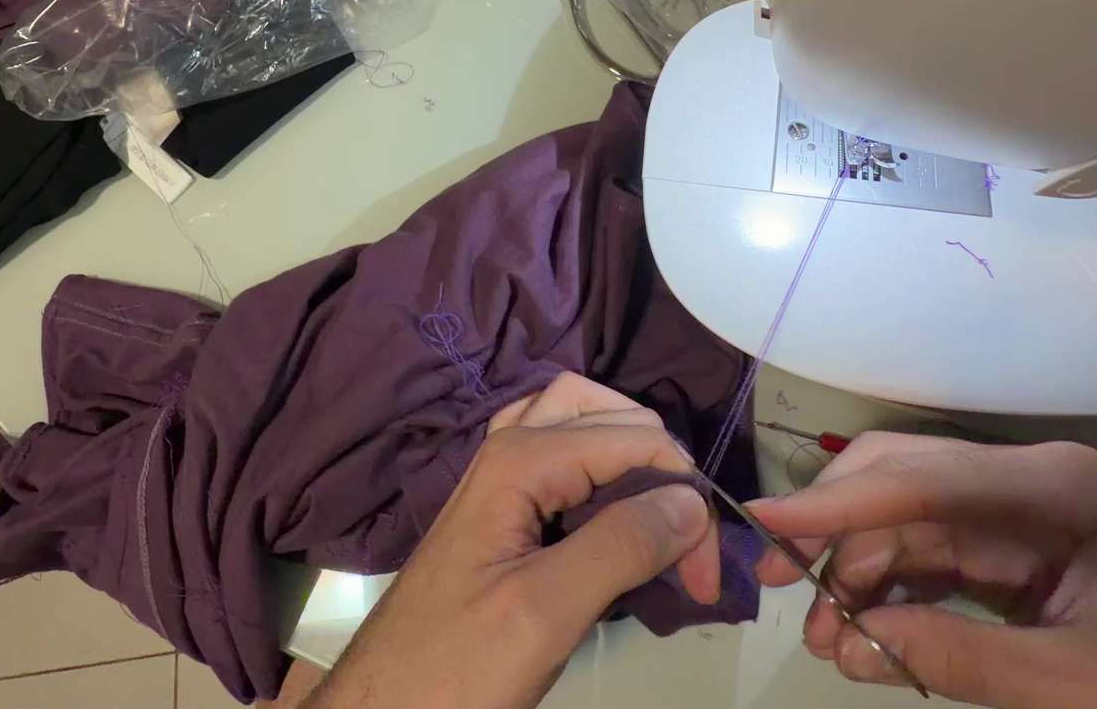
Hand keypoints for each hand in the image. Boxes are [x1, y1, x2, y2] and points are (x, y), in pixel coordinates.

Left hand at [307, 374, 718, 708]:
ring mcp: (501, 468)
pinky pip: (560, 448)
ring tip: (661, 513)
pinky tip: (615, 503)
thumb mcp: (543, 612)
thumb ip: (618, 547)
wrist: (388, 698)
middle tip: (690, 548)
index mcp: (520, 459)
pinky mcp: (502, 498)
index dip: (682, 497)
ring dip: (630, 448)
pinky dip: (600, 460)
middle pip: (609, 415)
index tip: (708, 577)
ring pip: (581, 416)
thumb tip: (690, 500)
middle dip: (663, 466)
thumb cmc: (456, 661)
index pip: (633, 440)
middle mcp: (510, 445)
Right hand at [749, 433, 1096, 708]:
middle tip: (776, 580)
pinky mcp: (1004, 550)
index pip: (919, 480)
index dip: (834, 502)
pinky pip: (923, 558)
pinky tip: (858, 635)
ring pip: (899, 521)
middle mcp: (1019, 482)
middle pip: (896, 482)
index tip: (763, 523)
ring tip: (822, 639)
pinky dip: (885, 593)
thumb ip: (957, 658)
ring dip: (853, 573)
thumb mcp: (1081, 689)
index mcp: (1051, 488)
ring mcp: (1009, 514)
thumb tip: (848, 637)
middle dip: (830, 529)